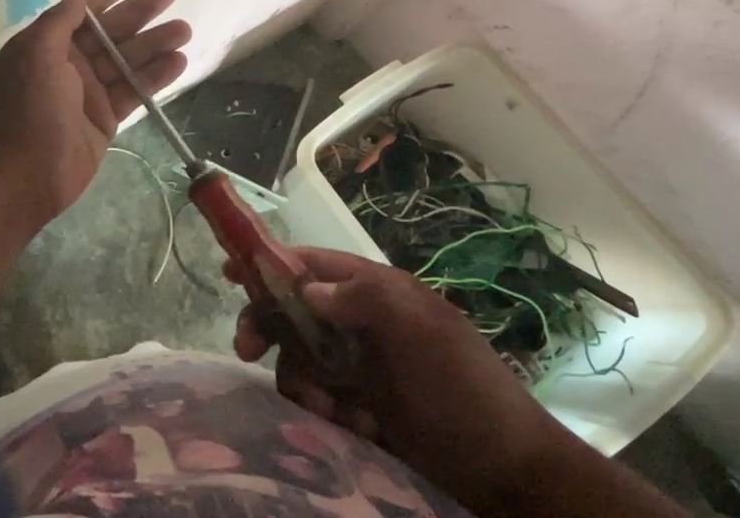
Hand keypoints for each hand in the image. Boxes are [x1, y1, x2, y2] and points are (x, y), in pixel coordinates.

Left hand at [0, 0, 189, 224]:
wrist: (24, 174)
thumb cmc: (26, 107)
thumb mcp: (34, 54)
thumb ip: (58, 23)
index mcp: (44, 46)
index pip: (77, 12)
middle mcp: (66, 65)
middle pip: (108, 32)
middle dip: (138, 12)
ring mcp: (87, 93)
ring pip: (125, 60)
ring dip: (154, 43)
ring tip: (184, 28)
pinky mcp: (105, 119)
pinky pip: (133, 91)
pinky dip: (154, 77)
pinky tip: (178, 61)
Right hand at [230, 246, 572, 511]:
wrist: (508, 476)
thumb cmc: (465, 392)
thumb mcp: (423, 332)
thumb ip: (366, 298)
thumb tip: (307, 289)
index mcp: (378, 293)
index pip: (314, 264)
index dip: (271, 263)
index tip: (231, 273)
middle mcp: (362, 323)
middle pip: (293, 311)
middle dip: (268, 327)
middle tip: (247, 350)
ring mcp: (358, 367)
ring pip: (297, 357)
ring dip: (299, 379)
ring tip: (325, 409)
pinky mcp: (356, 407)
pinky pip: (314, 397)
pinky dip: (317, 409)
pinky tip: (344, 426)